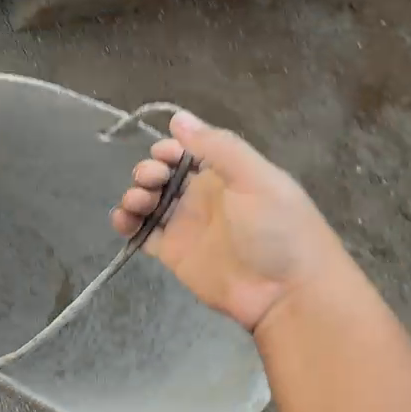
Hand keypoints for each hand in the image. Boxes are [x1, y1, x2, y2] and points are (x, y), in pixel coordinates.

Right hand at [111, 110, 346, 331]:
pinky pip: (139, 232)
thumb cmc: (279, 231)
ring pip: (146, 201)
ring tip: (137, 203)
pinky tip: (123, 220)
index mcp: (226, 176)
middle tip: (150, 180)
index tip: (163, 154)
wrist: (287, 294)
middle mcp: (202, 197)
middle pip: (161, 175)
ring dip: (133, 194)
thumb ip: (218, 147)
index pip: (187, 152)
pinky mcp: (170, 252)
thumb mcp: (256, 180)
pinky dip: (125, 223)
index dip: (169, 148)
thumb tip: (177, 117)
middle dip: (147, 171)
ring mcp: (184, 225)